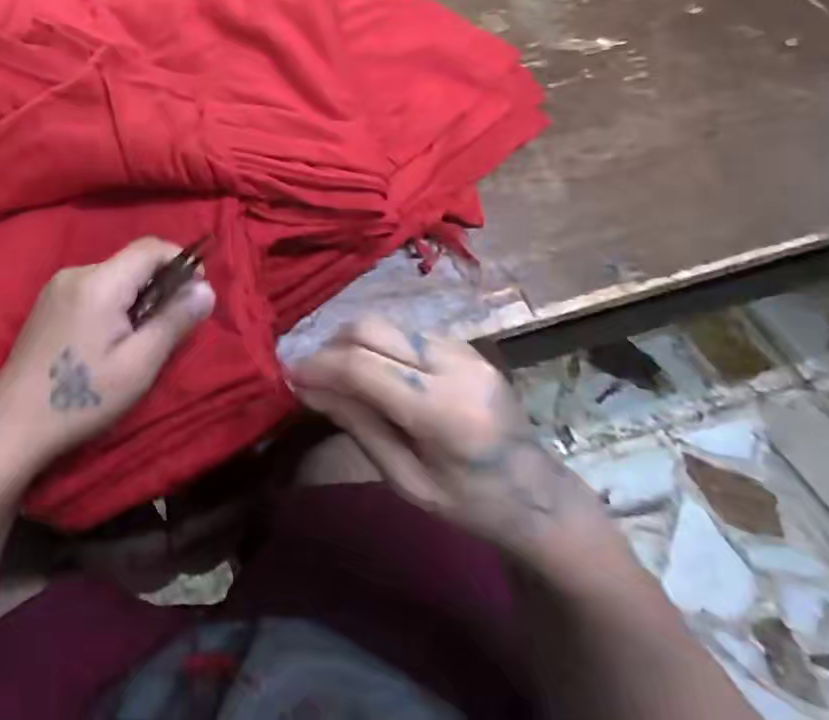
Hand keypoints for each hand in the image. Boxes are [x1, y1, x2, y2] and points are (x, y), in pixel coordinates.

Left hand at [0, 238, 215, 487]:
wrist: (14, 422)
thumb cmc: (82, 398)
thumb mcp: (139, 365)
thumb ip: (174, 322)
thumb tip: (206, 289)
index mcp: (98, 282)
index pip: (150, 247)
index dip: (180, 262)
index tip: (196, 294)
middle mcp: (75, 272)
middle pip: (130, 262)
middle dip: (158, 286)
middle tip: (167, 329)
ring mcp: (55, 287)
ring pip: (111, 276)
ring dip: (134, 298)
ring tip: (137, 342)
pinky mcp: (46, 303)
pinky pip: (91, 289)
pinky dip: (111, 304)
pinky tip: (106, 342)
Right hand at [288, 316, 610, 563]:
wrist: (541, 499)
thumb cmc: (471, 504)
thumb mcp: (405, 480)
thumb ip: (356, 425)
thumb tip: (305, 388)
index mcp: (445, 412)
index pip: (361, 367)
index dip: (317, 367)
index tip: (288, 375)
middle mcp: (457, 368)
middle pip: (370, 329)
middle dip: (329, 347)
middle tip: (311, 375)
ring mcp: (465, 351)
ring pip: (383, 323)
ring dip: (351, 343)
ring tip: (339, 375)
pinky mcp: (465, 346)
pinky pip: (403, 331)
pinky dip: (377, 345)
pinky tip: (375, 373)